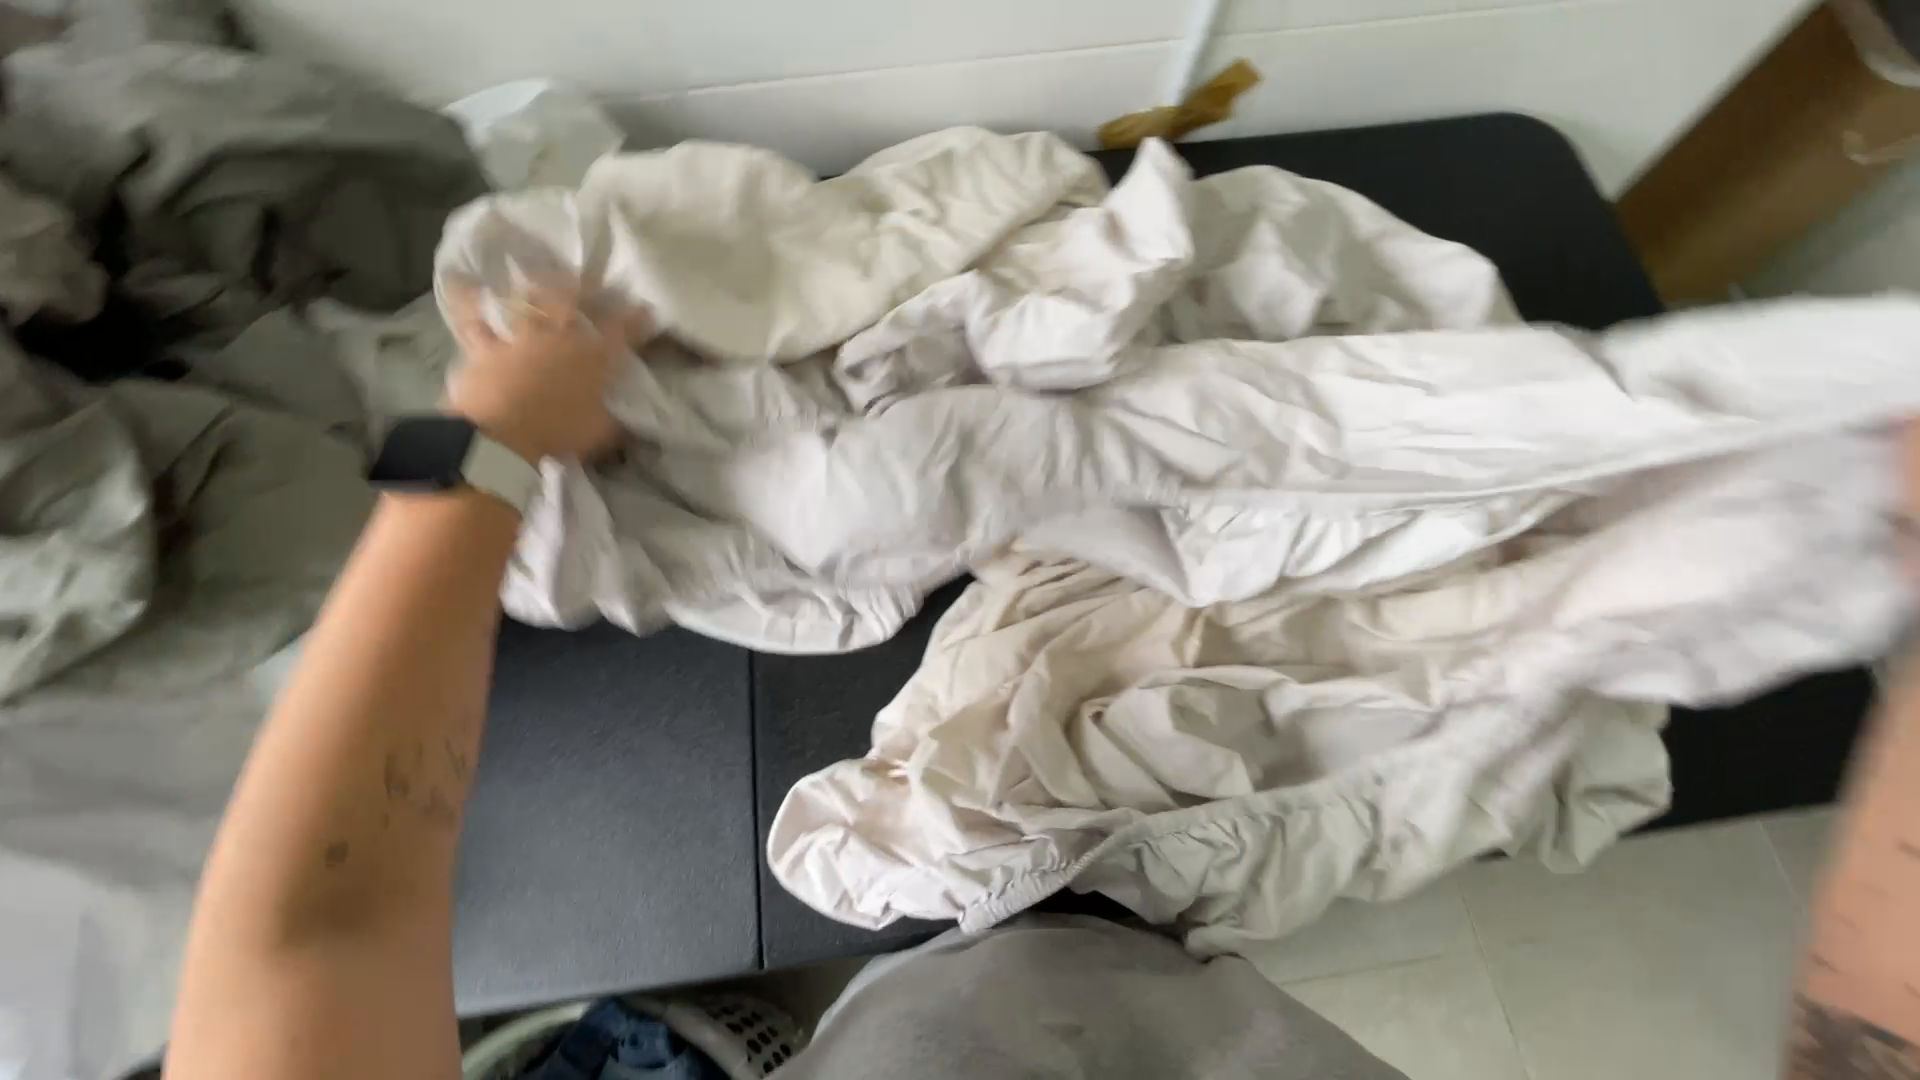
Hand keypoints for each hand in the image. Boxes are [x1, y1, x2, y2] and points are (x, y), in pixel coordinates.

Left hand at [443, 286, 649, 461]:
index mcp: (592, 360)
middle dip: (578, 286)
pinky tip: (463, 289)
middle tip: (581, 277)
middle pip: (568, 301)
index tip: (646, 308)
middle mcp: (558, 340)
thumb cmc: (558, 433)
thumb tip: (630, 420)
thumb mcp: (600, 433)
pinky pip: (474, 322)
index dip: (636, 319)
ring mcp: (520, 340)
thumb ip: (615, 421)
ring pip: (523, 302)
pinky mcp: (484, 348)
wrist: (501, 436)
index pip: (621, 333)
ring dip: (526, 287)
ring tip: (527, 273)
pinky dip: (469, 305)